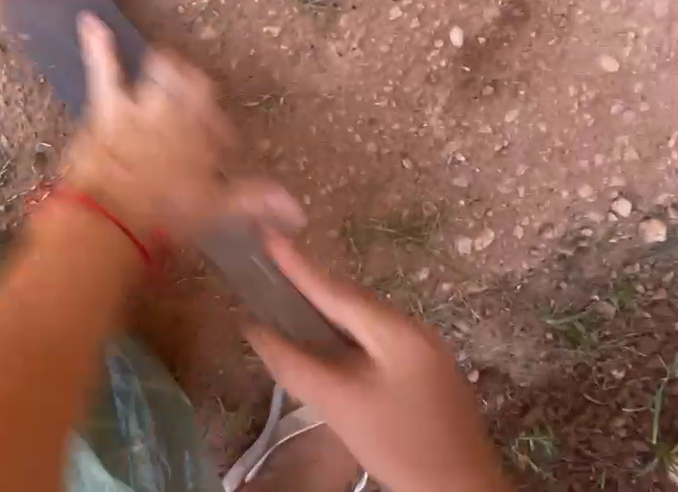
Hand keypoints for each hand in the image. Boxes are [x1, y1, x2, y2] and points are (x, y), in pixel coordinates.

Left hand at [60, 13, 232, 241]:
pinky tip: (89, 20)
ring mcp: (142, 104)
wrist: (115, 212)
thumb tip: (295, 208)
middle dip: (193, 90)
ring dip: (165, 66)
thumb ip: (254, 199)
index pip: (216, 115)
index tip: (217, 145)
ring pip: (160, 70)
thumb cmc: (167, 214)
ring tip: (168, 62)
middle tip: (191, 106)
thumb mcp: (216, 209)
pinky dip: (97, 43)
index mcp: (203, 134)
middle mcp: (177, 111)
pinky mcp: (109, 104)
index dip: (216, 125)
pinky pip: (104, 67)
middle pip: (193, 85)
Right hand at [244, 236, 511, 491]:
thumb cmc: (399, 444)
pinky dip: (345, 332)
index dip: (295, 262)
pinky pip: (374, 339)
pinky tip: (328, 342)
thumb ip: (292, 363)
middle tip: (270, 266)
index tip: (266, 234)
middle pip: (350, 299)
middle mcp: (413, 329)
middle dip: (309, 284)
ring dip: (326, 309)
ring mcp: (425, 352)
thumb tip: (251, 327)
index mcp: (394, 329)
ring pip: (363, 320)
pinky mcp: (426, 374)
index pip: (333, 288)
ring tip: (290, 300)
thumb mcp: (338, 404)